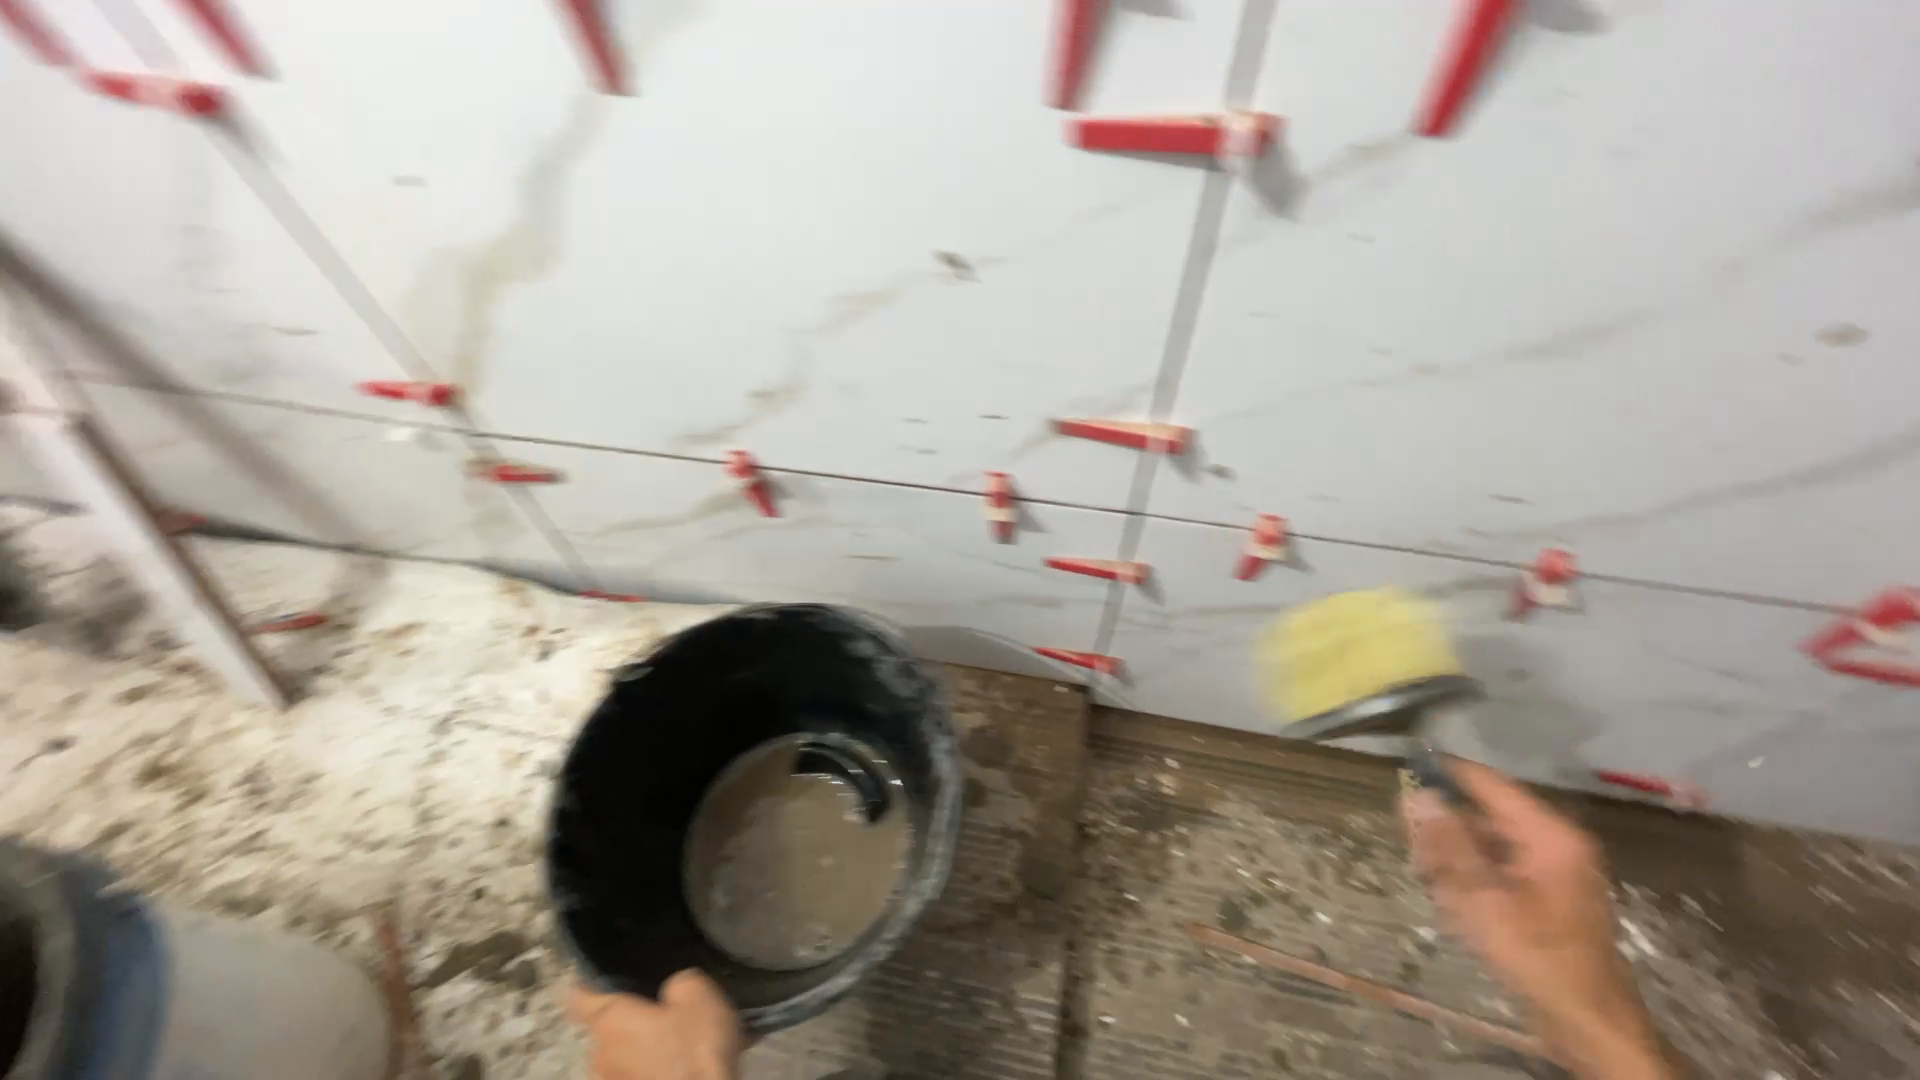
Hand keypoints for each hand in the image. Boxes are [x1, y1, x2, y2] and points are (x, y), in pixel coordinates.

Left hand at [566, 970, 744, 1079]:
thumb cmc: (695, 1048)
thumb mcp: (698, 993)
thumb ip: (678, 982)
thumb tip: (671, 991)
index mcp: (609, 1021)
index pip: (579, 997)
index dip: (587, 980)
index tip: (601, 972)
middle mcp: (600, 1056)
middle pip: (607, 1027)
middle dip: (631, 1016)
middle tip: (665, 1006)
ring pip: (624, 1054)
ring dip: (645, 1046)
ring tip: (680, 1040)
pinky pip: (638, 1075)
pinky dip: (655, 1068)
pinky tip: (685, 1064)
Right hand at [1401, 759, 1687, 1079]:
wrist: (1586, 1023)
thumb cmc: (1534, 955)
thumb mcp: (1480, 895)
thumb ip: (1446, 842)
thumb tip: (1416, 794)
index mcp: (1547, 833)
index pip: (1485, 782)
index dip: (1442, 773)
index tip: (1401, 771)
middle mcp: (1554, 841)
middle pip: (1483, 812)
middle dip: (1443, 827)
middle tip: (1413, 849)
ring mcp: (1552, 867)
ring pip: (1485, 840)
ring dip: (1451, 854)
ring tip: (1429, 878)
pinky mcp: (1544, 892)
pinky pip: (1495, 864)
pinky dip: (1468, 874)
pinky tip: (1450, 897)